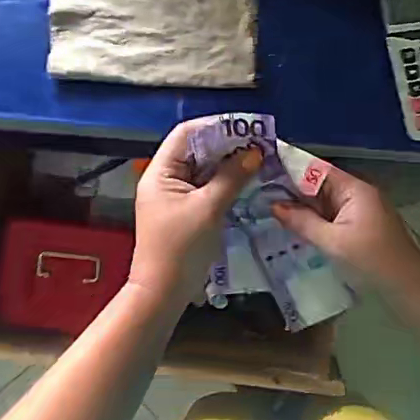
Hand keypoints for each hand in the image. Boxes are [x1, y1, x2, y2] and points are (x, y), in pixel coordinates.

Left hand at [129, 120, 261, 306]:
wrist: (163, 293)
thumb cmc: (181, 248)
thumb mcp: (209, 208)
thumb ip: (231, 177)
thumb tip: (255, 152)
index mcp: (160, 172)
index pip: (186, 133)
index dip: (216, 126)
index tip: (247, 128)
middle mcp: (164, 179)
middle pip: (196, 150)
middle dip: (227, 145)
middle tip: (259, 144)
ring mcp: (174, 197)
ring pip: (204, 170)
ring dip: (228, 164)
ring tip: (258, 160)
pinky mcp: (185, 212)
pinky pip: (206, 188)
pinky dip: (225, 183)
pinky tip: (247, 182)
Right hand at [270, 168, 419, 294]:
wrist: (409, 290)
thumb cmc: (373, 262)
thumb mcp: (333, 242)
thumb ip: (302, 222)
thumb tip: (273, 205)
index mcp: (355, 189)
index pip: (317, 169)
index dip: (290, 166)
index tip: (262, 166)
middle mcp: (357, 194)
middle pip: (318, 184)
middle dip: (290, 187)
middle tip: (255, 189)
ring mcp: (359, 211)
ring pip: (323, 202)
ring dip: (299, 205)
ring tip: (264, 204)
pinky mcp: (359, 227)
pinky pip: (330, 216)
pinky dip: (312, 218)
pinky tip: (289, 223)